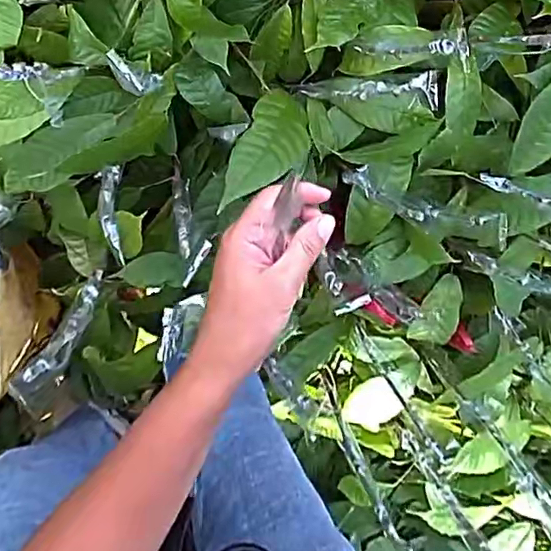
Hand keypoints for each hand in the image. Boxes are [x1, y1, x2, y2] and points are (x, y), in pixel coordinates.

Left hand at [190, 182, 334, 380]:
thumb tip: (325, 219)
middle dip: (301, 213)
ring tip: (319, 247)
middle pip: (274, 212)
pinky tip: (303, 265)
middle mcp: (241, 239)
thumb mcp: (283, 283)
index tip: (326, 196)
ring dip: (298, 236)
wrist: (223, 358)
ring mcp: (244, 255)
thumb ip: (304, 248)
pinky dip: (291, 253)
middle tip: (327, 227)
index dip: (298, 191)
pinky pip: (273, 252)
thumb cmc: (248, 323)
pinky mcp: (249, 271)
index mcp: (242, 235)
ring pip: (276, 233)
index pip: (271, 197)